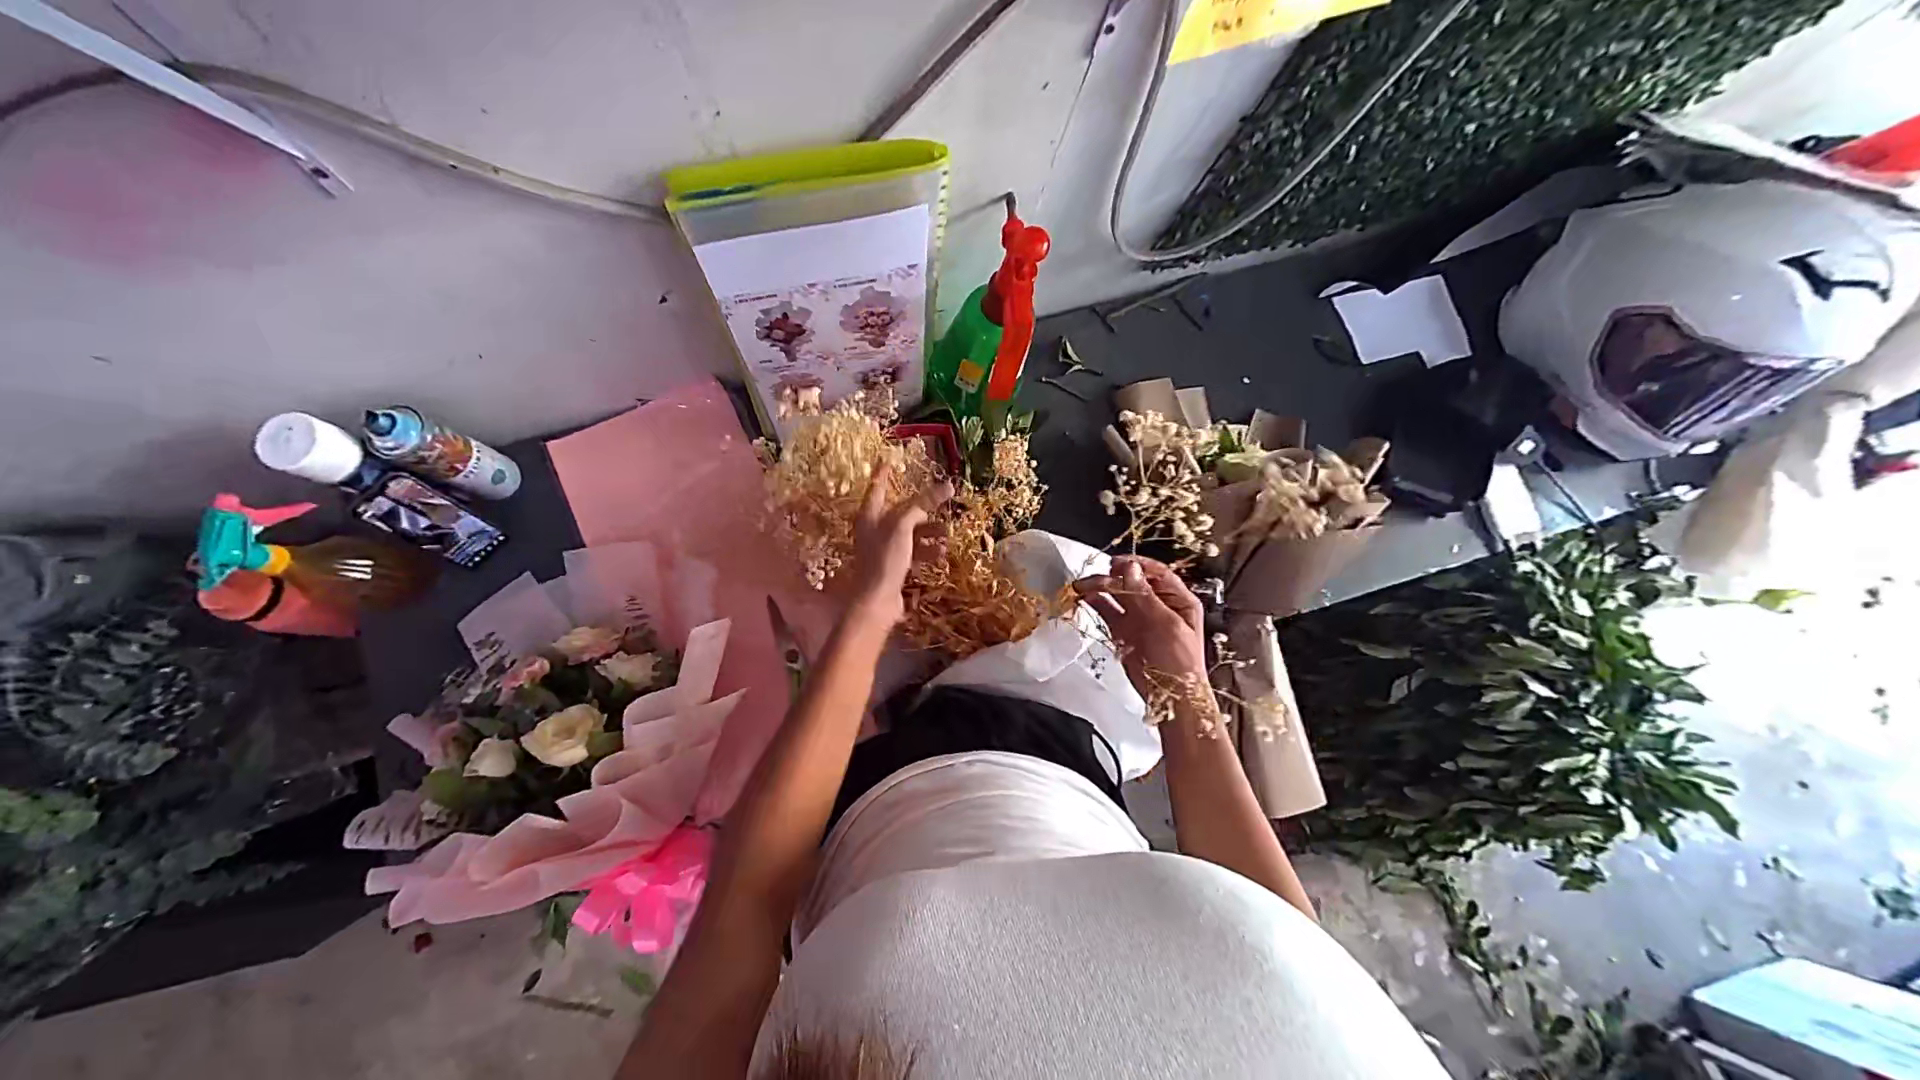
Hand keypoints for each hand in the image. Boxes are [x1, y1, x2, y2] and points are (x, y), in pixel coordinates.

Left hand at [848, 461, 952, 625]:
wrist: (877, 601)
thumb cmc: (884, 558)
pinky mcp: (894, 566)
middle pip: (901, 510)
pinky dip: (927, 550)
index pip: (878, 486)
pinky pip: (914, 551)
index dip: (884, 472)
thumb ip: (922, 505)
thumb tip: (946, 487)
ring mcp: (884, 548)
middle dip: (923, 507)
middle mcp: (874, 529)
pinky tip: (941, 553)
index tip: (889, 458)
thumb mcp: (903, 527)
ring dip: (930, 531)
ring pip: (911, 532)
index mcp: (869, 515)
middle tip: (943, 497)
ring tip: (948, 532)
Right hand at [1074, 556, 1206, 685]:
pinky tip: (1085, 598)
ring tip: (1081, 586)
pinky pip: (1109, 612)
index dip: (1135, 565)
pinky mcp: (1125, 632)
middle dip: (1112, 578)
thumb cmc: (1180, 663)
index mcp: (1178, 600)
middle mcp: (1158, 606)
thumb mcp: (1166, 624)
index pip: (1156, 573)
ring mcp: (1140, 619)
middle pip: (1133, 583)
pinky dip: (1097, 604)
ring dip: (1100, 589)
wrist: (1172, 697)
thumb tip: (1130, 569)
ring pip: (1118, 596)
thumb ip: (1145, 596)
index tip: (1116, 563)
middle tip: (1094, 577)